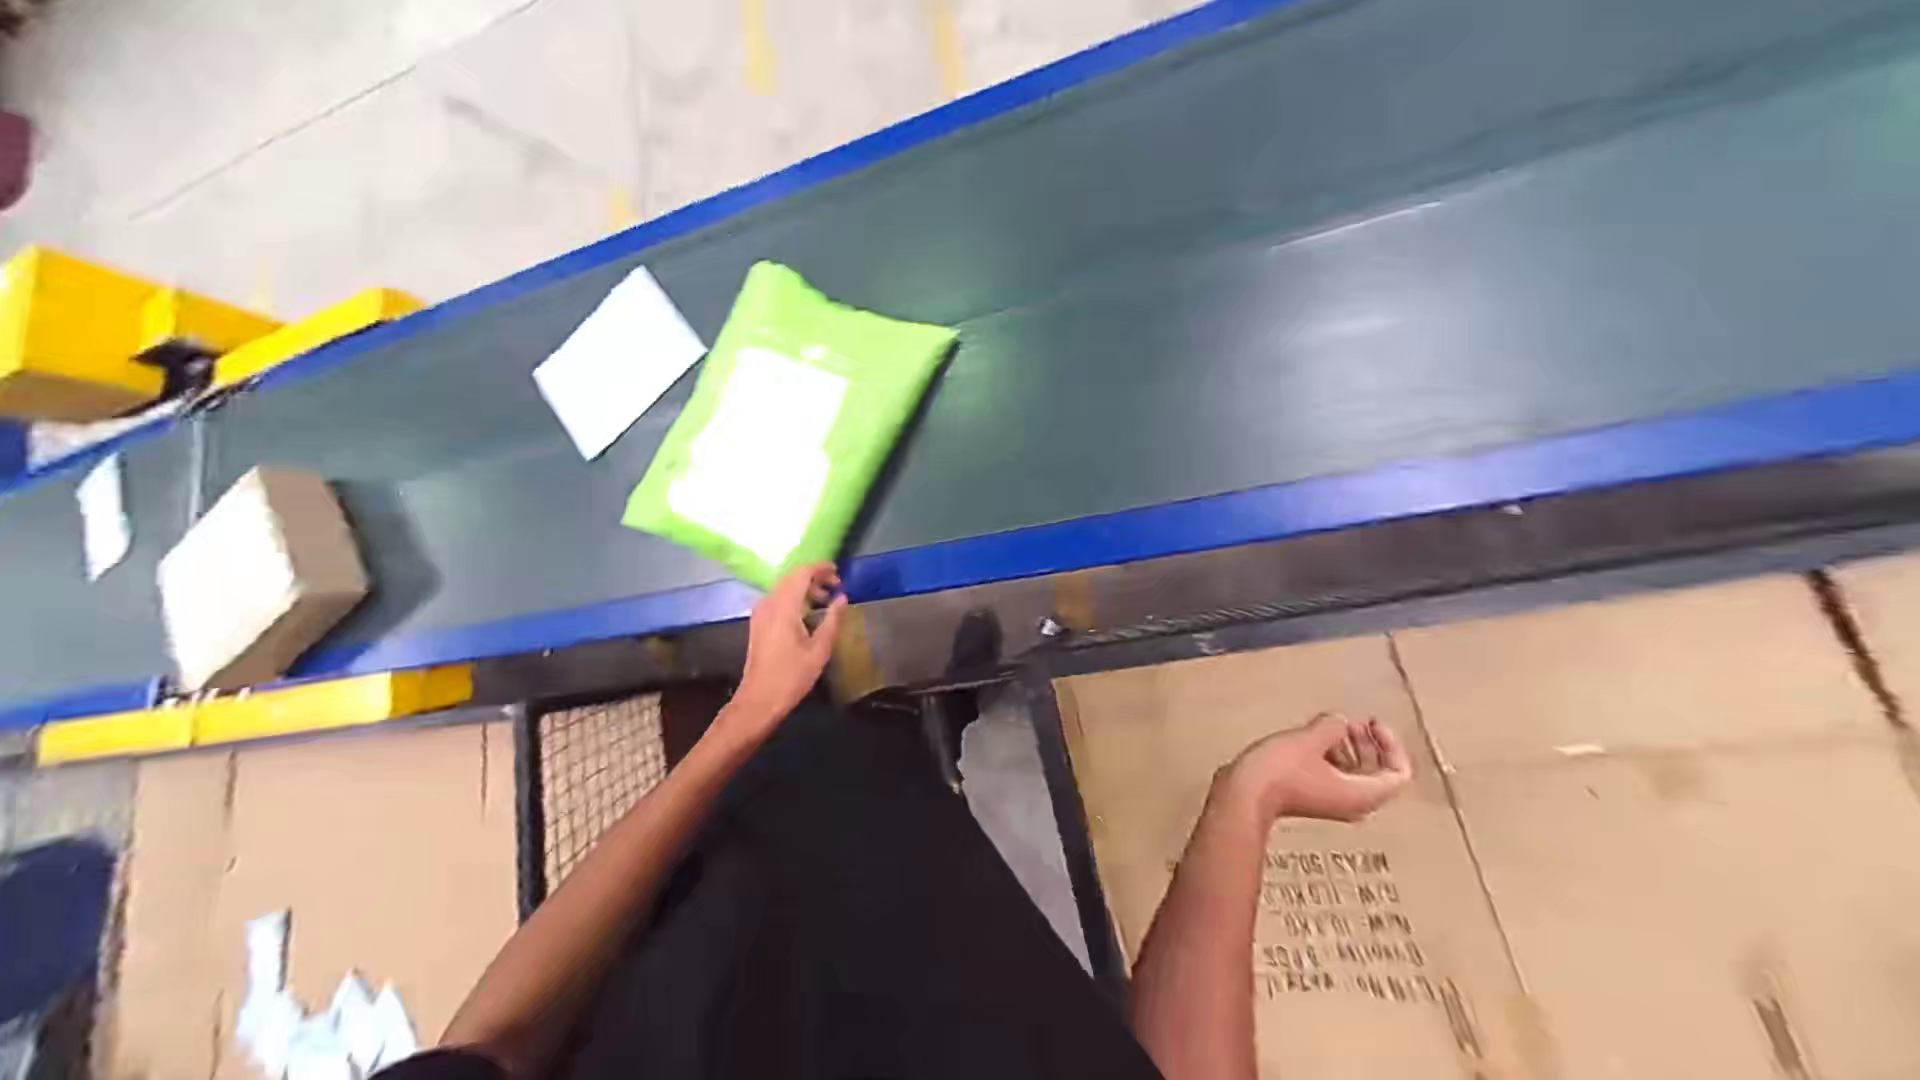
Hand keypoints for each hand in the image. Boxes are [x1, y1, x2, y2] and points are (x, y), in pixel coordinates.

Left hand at [725, 562, 847, 735]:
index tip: (838, 572)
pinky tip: (808, 613)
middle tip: (836, 586)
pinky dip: (794, 598)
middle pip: (791, 578)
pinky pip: (777, 599)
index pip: (801, 574)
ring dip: (804, 588)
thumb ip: (832, 619)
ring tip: (825, 600)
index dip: (820, 569)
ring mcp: (760, 613)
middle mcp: (768, 604)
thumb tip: (842, 598)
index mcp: (784, 607)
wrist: (760, 699)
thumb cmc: (792, 676)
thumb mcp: (820, 649)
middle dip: (814, 577)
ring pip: (784, 588)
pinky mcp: (758, 623)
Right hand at [1219, 713, 1412, 822]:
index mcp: (1362, 794)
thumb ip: (1332, 727)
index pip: (1398, 773)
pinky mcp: (1310, 796)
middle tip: (1354, 722)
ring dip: (1348, 748)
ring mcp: (1330, 801)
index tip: (1371, 723)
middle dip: (1369, 744)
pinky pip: (1333, 776)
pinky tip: (1313, 739)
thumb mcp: (1310, 740)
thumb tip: (1339, 722)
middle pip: (1377, 774)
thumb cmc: (1280, 771)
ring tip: (1331, 726)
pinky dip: (1331, 756)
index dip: (1390, 744)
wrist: (1244, 794)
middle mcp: (1352, 803)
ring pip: (1353, 774)